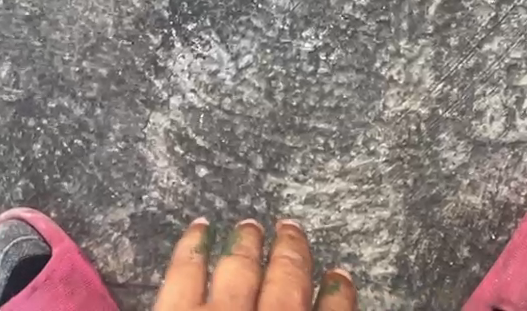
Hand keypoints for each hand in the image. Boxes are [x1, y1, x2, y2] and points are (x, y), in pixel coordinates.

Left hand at [152, 219, 355, 310]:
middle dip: (292, 257)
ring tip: (252, 224)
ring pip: (240, 271)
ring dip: (248, 245)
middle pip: (287, 288)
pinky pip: (185, 273)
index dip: (339, 298)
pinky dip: (193, 247)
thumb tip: (319, 304)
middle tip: (293, 230)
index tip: (342, 276)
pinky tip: (199, 227)